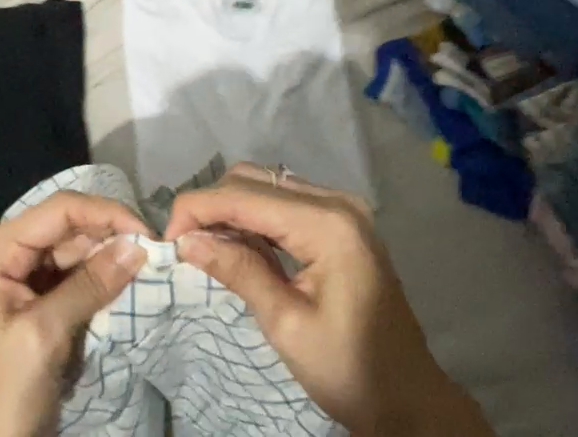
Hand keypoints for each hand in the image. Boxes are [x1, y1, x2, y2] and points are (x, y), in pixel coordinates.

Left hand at [0, 192, 150, 436]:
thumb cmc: (5, 388)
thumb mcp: (46, 333)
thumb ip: (90, 284)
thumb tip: (138, 246)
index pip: (59, 210)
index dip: (105, 214)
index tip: (149, 234)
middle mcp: (6, 249)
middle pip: (68, 225)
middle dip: (110, 234)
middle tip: (156, 252)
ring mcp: (21, 273)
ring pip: (75, 248)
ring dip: (109, 255)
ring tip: (147, 265)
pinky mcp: (38, 298)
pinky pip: (74, 273)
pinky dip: (100, 276)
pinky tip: (125, 280)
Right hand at [166, 164, 494, 436]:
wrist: (410, 398)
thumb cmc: (349, 369)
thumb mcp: (286, 325)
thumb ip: (238, 271)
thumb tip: (185, 240)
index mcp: (327, 223)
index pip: (244, 196)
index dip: (197, 209)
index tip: (167, 240)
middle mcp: (336, 200)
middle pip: (253, 179)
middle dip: (211, 205)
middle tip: (185, 246)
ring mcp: (342, 207)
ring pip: (265, 184)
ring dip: (230, 209)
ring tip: (206, 247)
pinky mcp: (341, 220)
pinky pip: (284, 200)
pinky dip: (254, 216)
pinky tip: (238, 246)